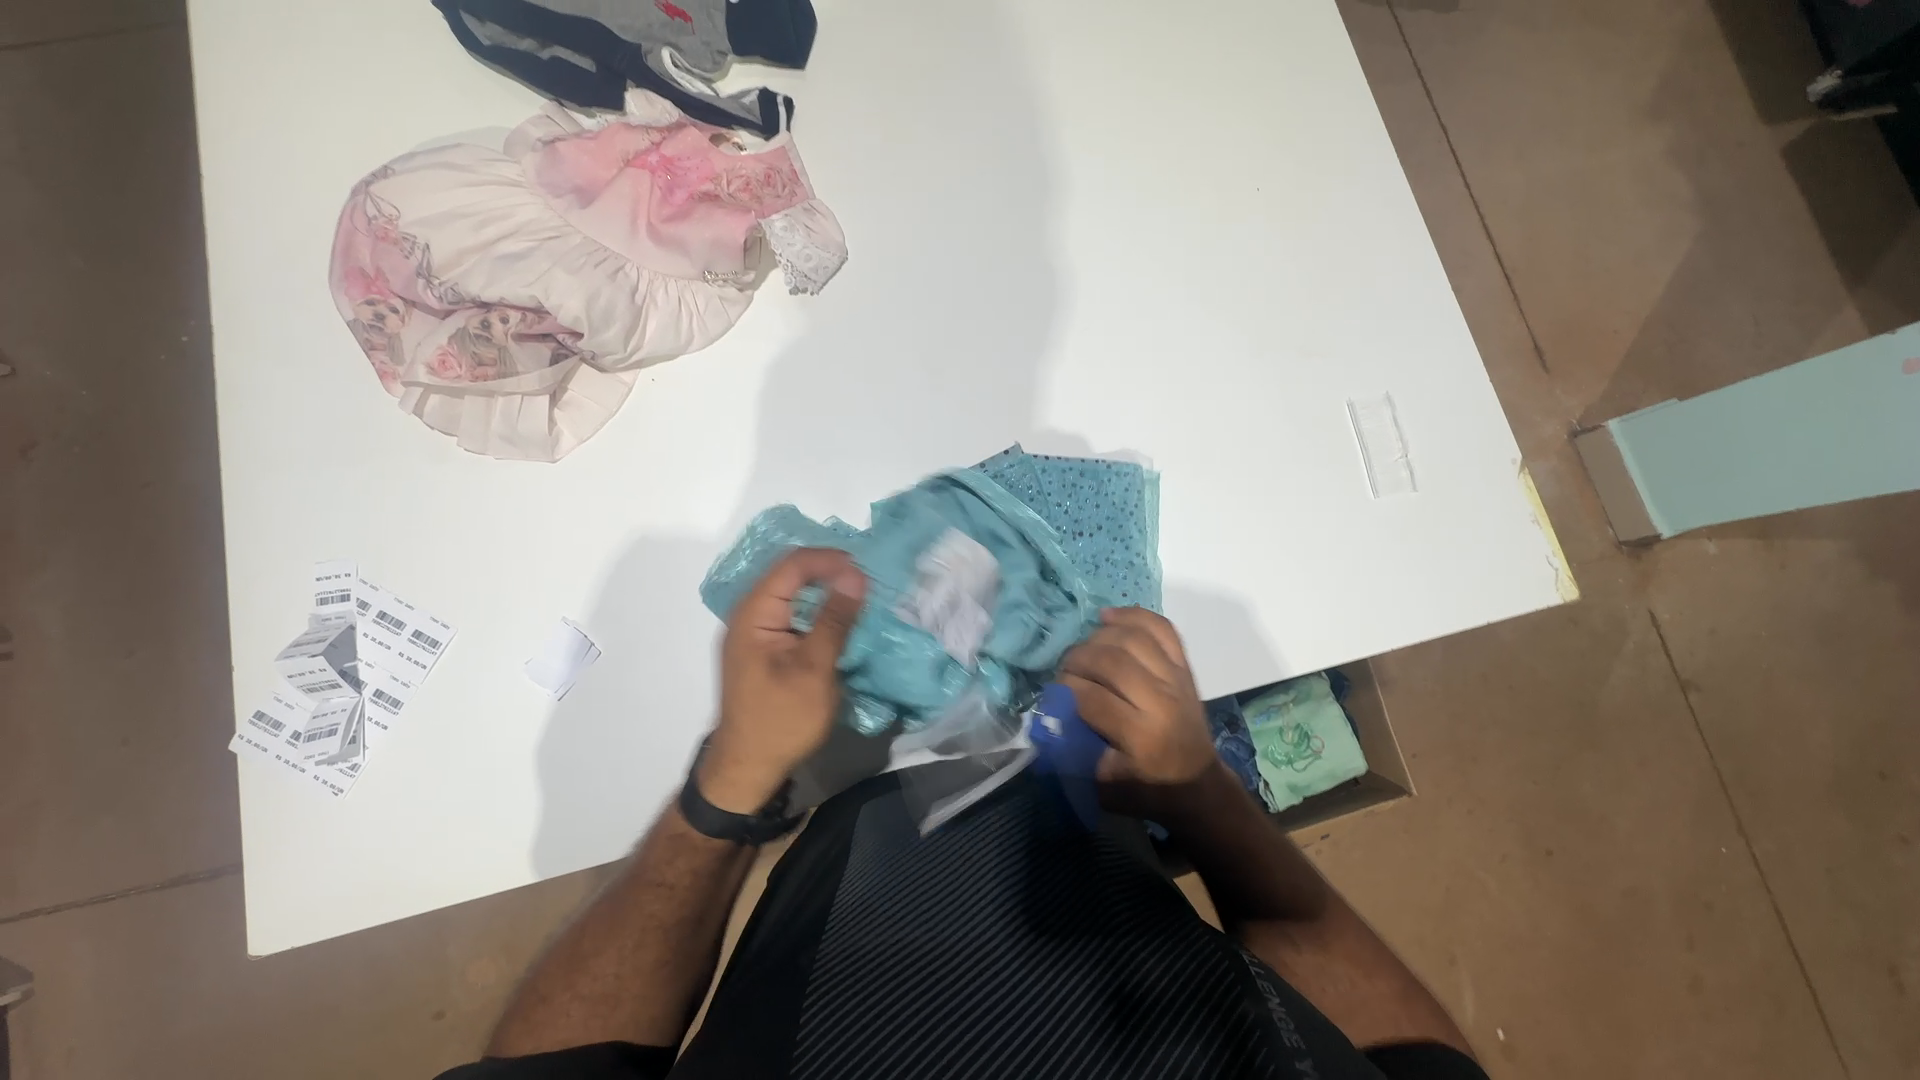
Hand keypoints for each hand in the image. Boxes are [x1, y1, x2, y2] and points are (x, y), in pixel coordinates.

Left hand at [698, 548, 866, 813]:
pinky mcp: (763, 648)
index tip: (868, 572)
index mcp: (753, 613)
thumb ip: (834, 619)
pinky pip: (791, 615)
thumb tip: (856, 574)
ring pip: (792, 594)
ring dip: (825, 592)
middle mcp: (748, 614)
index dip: (831, 560)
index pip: (793, 565)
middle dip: (830, 572)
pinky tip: (840, 623)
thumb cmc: (781, 719)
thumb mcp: (814, 669)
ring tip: (860, 599)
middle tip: (868, 583)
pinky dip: (817, 613)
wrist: (747, 768)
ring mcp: (754, 632)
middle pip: (790, 574)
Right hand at [1059, 608, 1225, 819]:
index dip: (1066, 689)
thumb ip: (1073, 756)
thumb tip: (1046, 721)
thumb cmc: (1145, 788)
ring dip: (1099, 637)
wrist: (1197, 782)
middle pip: (1112, 661)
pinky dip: (1133, 615)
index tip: (1053, 693)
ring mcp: (1176, 679)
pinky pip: (1161, 627)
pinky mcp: (1184, 666)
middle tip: (1064, 670)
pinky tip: (1108, 618)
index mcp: (1142, 736)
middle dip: (1077, 659)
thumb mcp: (1103, 787)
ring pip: (1134, 638)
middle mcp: (1162, 701)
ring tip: (1084, 649)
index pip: (1094, 698)